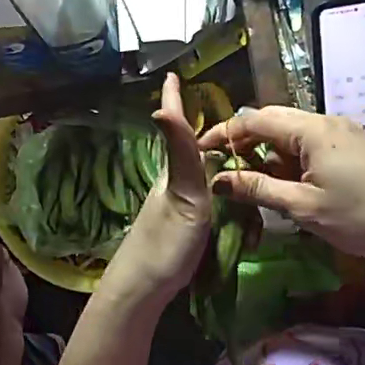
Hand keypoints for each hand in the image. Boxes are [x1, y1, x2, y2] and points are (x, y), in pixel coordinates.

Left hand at [100, 74, 212, 296]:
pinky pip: (197, 193)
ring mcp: (171, 204)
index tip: (171, 74)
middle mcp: (170, 182)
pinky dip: (207, 182)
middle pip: (182, 145)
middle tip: (207, 106)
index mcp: (174, 172)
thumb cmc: (165, 242)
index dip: (173, 100)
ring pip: (189, 169)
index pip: (174, 127)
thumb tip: (161, 106)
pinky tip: (216, 190)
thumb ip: (178, 154)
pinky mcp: (177, 225)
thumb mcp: (182, 195)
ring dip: (200, 152)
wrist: (142, 291)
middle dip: (189, 123)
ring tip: (222, 143)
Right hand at [198, 107, 364, 264]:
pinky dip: (287, 162)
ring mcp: (340, 134)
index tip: (199, 152)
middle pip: (270, 122)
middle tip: (220, 169)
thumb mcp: (304, 207)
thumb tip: (217, 180)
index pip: (253, 120)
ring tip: (247, 183)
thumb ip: (257, 189)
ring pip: (288, 136)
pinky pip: (307, 146)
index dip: (222, 134)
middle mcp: (323, 122)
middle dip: (242, 143)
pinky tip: (282, 186)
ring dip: (265, 155)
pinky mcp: (350, 148)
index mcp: (310, 130)